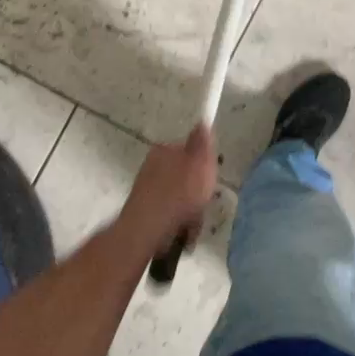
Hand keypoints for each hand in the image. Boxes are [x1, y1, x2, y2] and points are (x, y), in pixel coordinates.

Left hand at [117, 125, 216, 254]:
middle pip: (184, 176)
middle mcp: (152, 167)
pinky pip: (170, 215)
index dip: (202, 163)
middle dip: (197, 191)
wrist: (148, 229)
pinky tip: (183, 232)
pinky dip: (178, 224)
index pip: (187, 149)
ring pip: (179, 198)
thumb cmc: (180, 193)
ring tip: (193, 222)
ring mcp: (147, 191)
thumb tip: (202, 123)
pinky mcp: (145, 213)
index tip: (209, 177)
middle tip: (203, 202)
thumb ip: (203, 142)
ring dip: (190, 211)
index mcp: (163, 150)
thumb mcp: (200, 162)